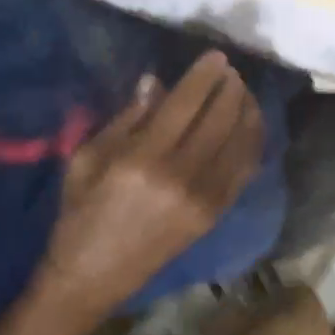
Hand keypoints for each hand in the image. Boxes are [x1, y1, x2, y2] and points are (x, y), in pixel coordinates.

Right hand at [38, 51, 264, 316]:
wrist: (93, 277)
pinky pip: (247, 166)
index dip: (204, 76)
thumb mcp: (88, 160)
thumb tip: (158, 82)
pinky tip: (249, 124)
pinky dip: (253, 140)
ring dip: (248, 110)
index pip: (186, 104)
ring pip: (242, 140)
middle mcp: (181, 175)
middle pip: (221, 118)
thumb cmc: (81, 215)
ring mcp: (206, 196)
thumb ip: (128, 119)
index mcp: (142, 160)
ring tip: (242, 93)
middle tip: (231, 72)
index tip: (216, 57)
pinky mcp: (218, 211)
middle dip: (231, 88)